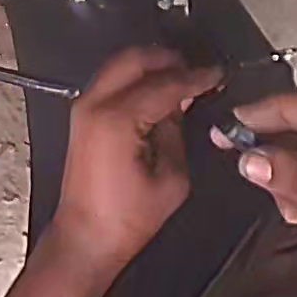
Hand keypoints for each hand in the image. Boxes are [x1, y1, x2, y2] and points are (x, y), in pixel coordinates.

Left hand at [48, 47, 220, 279]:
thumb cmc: (126, 218)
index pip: (163, 84)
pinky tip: (157, 90)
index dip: (195, 77)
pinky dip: (135, 76)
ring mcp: (83, 106)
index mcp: (117, 119)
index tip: (216, 73)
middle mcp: (95, 104)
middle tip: (196, 69)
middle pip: (134, 59)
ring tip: (180, 77)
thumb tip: (181, 102)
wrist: (85, 237)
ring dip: (150, 65)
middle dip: (168, 59)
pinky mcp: (81, 114)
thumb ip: (176, 131)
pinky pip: (110, 80)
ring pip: (119, 64)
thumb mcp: (171, 178)